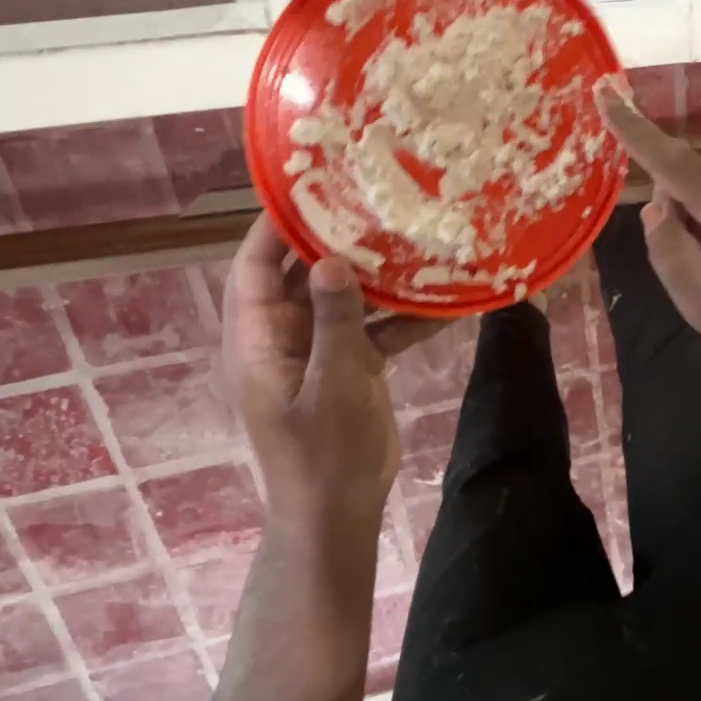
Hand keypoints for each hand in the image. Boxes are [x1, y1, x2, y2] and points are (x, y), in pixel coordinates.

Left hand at [218, 216, 449, 516]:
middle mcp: (283, 337)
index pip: (255, 268)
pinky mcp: (351, 365)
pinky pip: (375, 328)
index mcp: (258, 341)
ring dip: (376, 275)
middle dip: (335, 240)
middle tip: (374, 201)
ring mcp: (319, 350)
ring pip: (344, 298)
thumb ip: (333, 324)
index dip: (274, 227)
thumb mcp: (331, 387)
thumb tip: (332, 260)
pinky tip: (445, 301)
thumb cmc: (322, 456)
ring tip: (413, 237)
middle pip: (302, 275)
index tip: (309, 186)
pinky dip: (404, 316)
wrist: (339, 514)